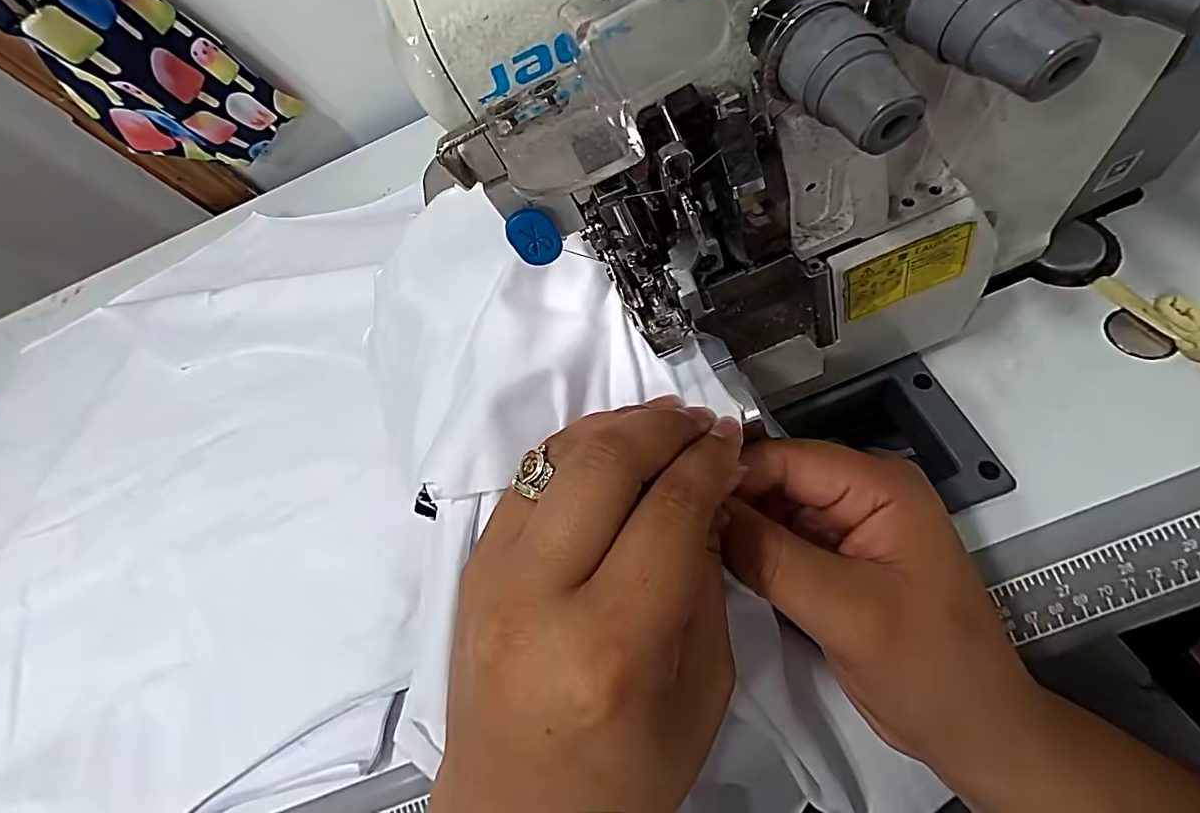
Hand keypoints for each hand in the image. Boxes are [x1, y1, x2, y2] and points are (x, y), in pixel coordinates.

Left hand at [432, 399, 745, 812]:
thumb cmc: (622, 778)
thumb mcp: (700, 690)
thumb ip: (704, 581)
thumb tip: (704, 493)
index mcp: (609, 646)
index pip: (669, 510)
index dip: (707, 461)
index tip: (729, 442)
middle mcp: (537, 597)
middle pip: (605, 463)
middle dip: (661, 426)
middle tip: (695, 422)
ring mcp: (492, 575)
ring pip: (558, 455)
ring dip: (616, 425)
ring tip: (658, 423)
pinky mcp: (470, 564)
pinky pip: (528, 478)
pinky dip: (575, 450)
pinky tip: (608, 450)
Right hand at [722, 440, 1199, 812]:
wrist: (977, 733)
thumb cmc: (932, 671)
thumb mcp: (848, 612)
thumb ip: (772, 556)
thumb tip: (705, 511)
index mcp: (879, 484)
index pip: (785, 457)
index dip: (732, 476)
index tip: (681, 503)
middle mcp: (862, 489)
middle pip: (775, 477)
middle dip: (730, 500)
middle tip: (679, 529)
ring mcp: (848, 521)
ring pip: (772, 505)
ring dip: (737, 525)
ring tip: (692, 545)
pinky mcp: (835, 552)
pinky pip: (780, 534)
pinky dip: (751, 547)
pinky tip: (719, 561)